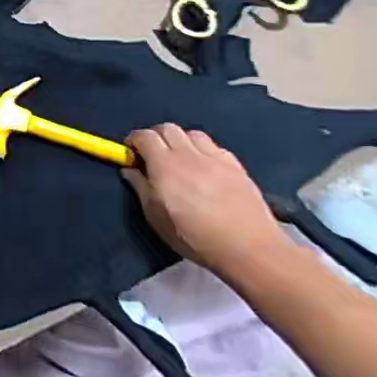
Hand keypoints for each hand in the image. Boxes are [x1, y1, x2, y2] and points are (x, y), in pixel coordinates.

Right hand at [123, 123, 288, 276]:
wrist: (247, 248)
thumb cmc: (193, 236)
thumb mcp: (155, 216)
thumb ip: (140, 188)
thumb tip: (129, 170)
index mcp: (165, 165)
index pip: (144, 136)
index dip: (133, 140)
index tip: (131, 152)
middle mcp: (189, 155)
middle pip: (168, 128)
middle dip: (155, 136)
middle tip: (152, 154)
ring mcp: (216, 158)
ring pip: (193, 134)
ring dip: (181, 141)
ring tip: (180, 158)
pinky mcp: (236, 166)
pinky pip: (215, 147)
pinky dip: (203, 150)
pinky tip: (205, 168)